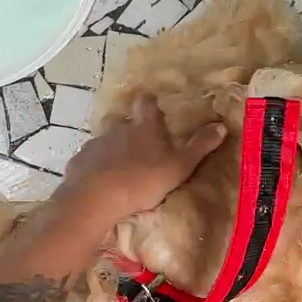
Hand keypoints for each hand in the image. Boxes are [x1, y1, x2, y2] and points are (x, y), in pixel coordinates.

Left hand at [29, 95, 226, 252]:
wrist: (96, 199)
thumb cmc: (143, 180)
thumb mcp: (180, 166)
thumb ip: (200, 146)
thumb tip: (221, 125)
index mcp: (145, 128)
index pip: (147, 104)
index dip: (150, 102)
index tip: (153, 103)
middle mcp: (119, 129)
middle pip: (126, 122)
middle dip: (133, 131)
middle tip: (142, 147)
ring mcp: (96, 144)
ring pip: (108, 142)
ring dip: (115, 151)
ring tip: (122, 169)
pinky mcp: (79, 161)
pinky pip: (91, 160)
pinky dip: (97, 167)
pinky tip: (102, 181)